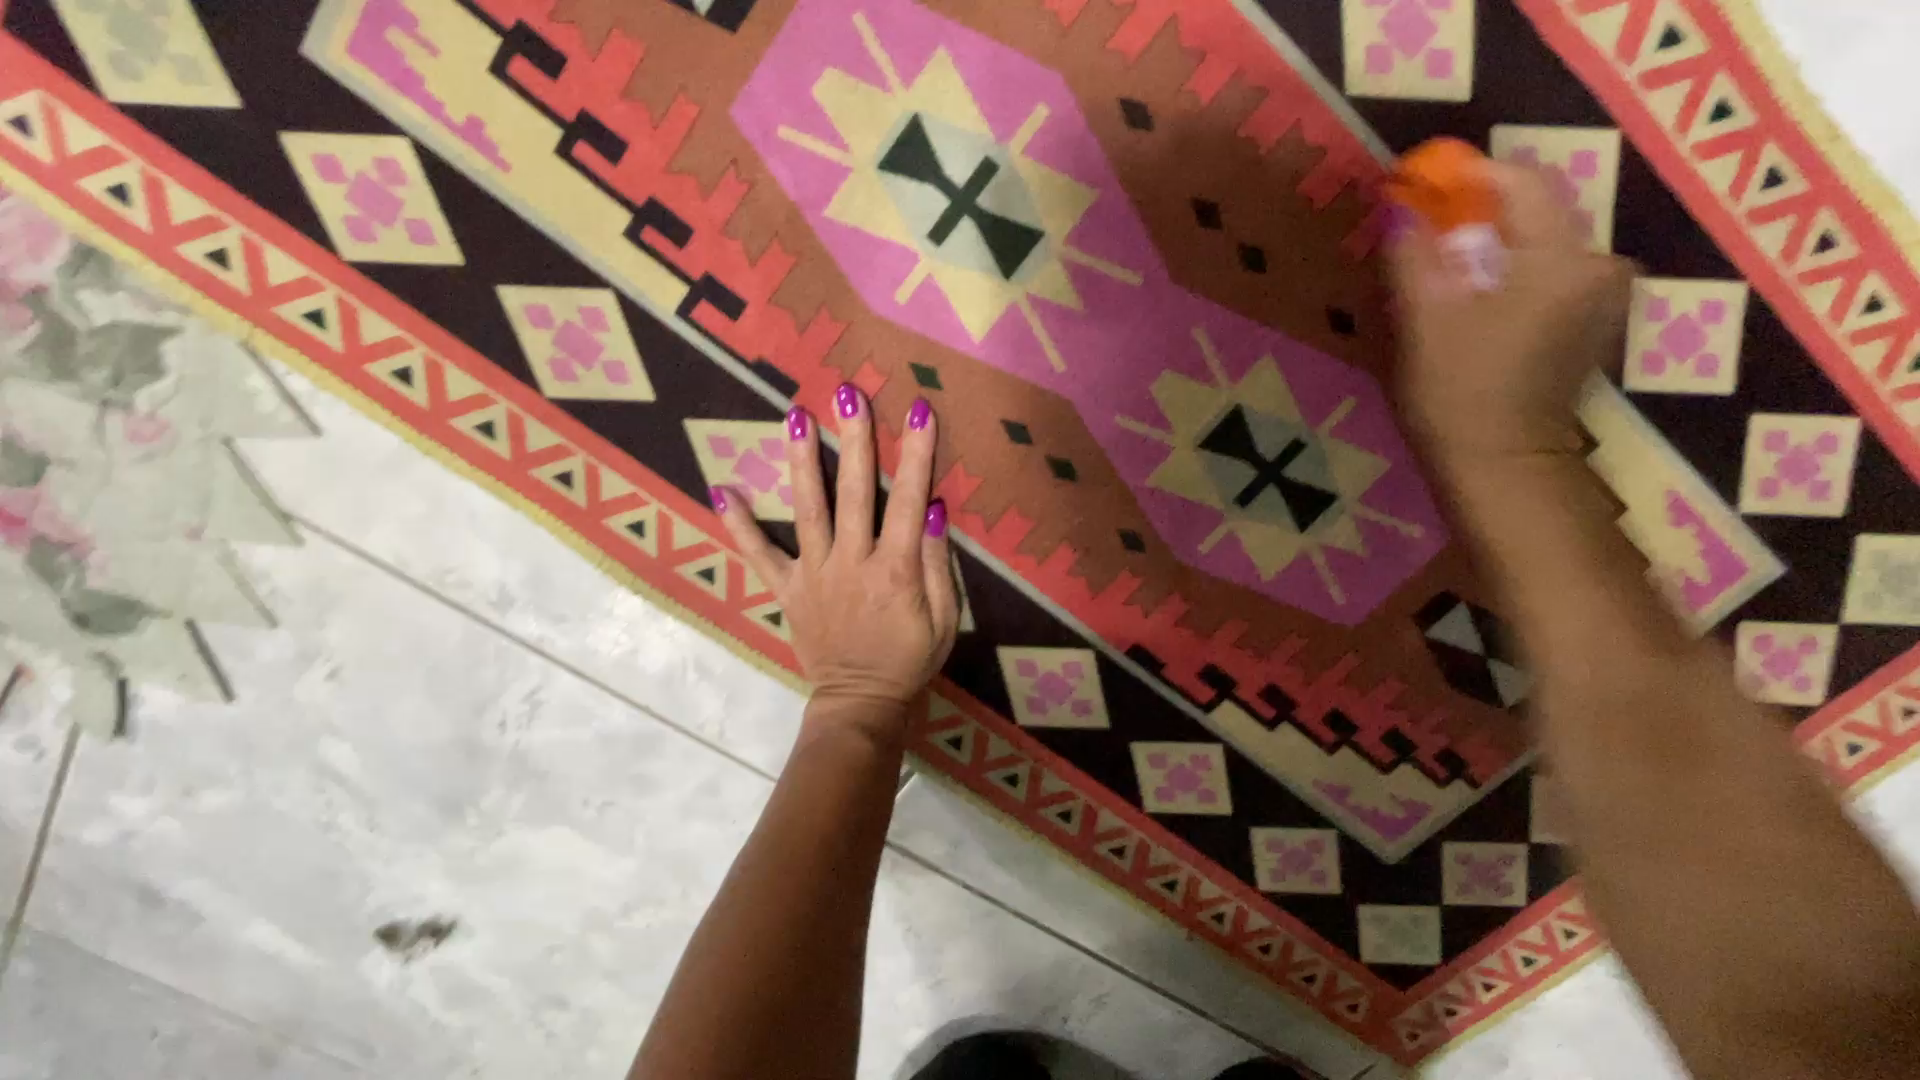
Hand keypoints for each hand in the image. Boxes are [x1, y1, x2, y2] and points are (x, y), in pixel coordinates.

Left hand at [712, 385, 959, 740]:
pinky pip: (759, 555)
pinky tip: (722, 489)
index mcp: (895, 570)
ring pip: (807, 510)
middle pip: (853, 492)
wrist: (860, 703)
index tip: (918, 410)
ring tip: (794, 415)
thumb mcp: (944, 619)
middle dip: (853, 439)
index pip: (909, 500)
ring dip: (801, 461)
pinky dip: (740, 524)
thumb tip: (932, 509)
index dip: (916, 454)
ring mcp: (813, 574)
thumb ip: (937, 564)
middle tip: (847, 393)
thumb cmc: (909, 659)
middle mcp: (852, 563)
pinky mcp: (787, 589)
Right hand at [1388, 161, 1634, 467]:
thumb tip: (1401, 205)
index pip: (1521, 182)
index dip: (1466, 177)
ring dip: (1488, 246)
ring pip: (1537, 243)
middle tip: (1423, 235)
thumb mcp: (1424, 319)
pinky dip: (1506, 273)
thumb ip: (1414, 253)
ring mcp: (1600, 295)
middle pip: (1532, 212)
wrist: (1500, 464)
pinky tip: (1470, 300)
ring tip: (1440, 270)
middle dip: (1475, 216)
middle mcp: (1598, 264)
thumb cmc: (1459, 391)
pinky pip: (1544, 273)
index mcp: (1564, 257)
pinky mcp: (1588, 321)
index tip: (1419, 188)